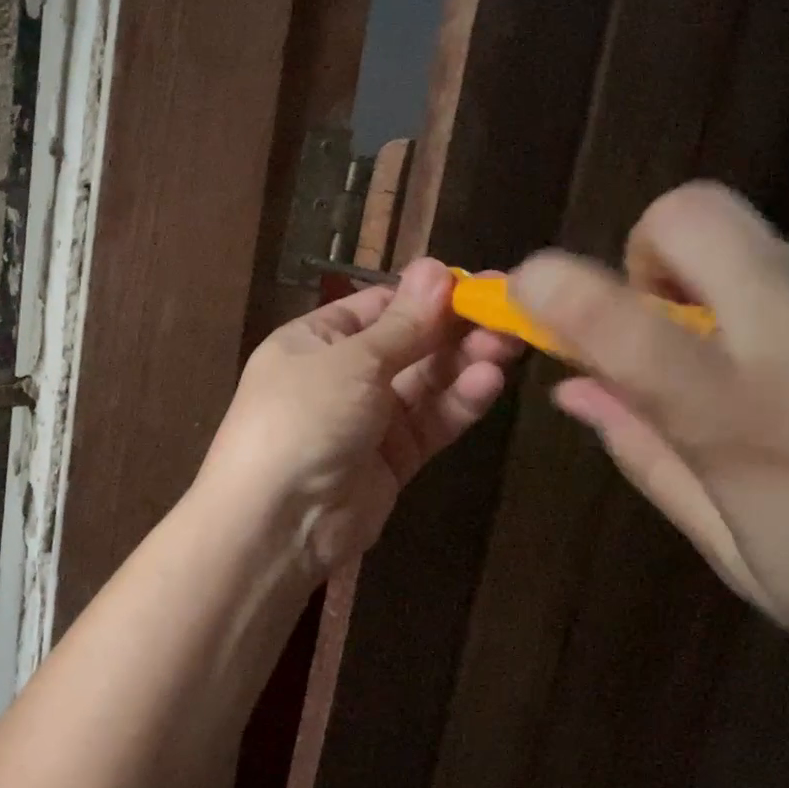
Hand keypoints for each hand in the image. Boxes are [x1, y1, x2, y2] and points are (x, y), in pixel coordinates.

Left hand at [198, 258, 520, 574]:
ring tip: (509, 344)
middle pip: (407, 342)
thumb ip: (402, 325)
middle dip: (455, 327)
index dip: (424, 294)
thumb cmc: (302, 418)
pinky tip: (490, 381)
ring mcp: (367, 418)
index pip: (376, 307)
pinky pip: (430, 421)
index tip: (479, 283)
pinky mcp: (392, 458)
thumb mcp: (349, 362)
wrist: (277, 518)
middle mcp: (340, 375)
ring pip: (425, 381)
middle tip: (511, 314)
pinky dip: (458, 401)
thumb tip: (436, 269)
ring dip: (463, 361)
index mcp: (313, 341)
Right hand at [511, 182, 788, 736]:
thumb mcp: (742, 555)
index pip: (612, 316)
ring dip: (768, 293)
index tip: (529, 292)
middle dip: (657, 251)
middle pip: (695, 216)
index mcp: (746, 418)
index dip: (547, 285)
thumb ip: (650, 456)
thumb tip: (574, 388)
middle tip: (682, 314)